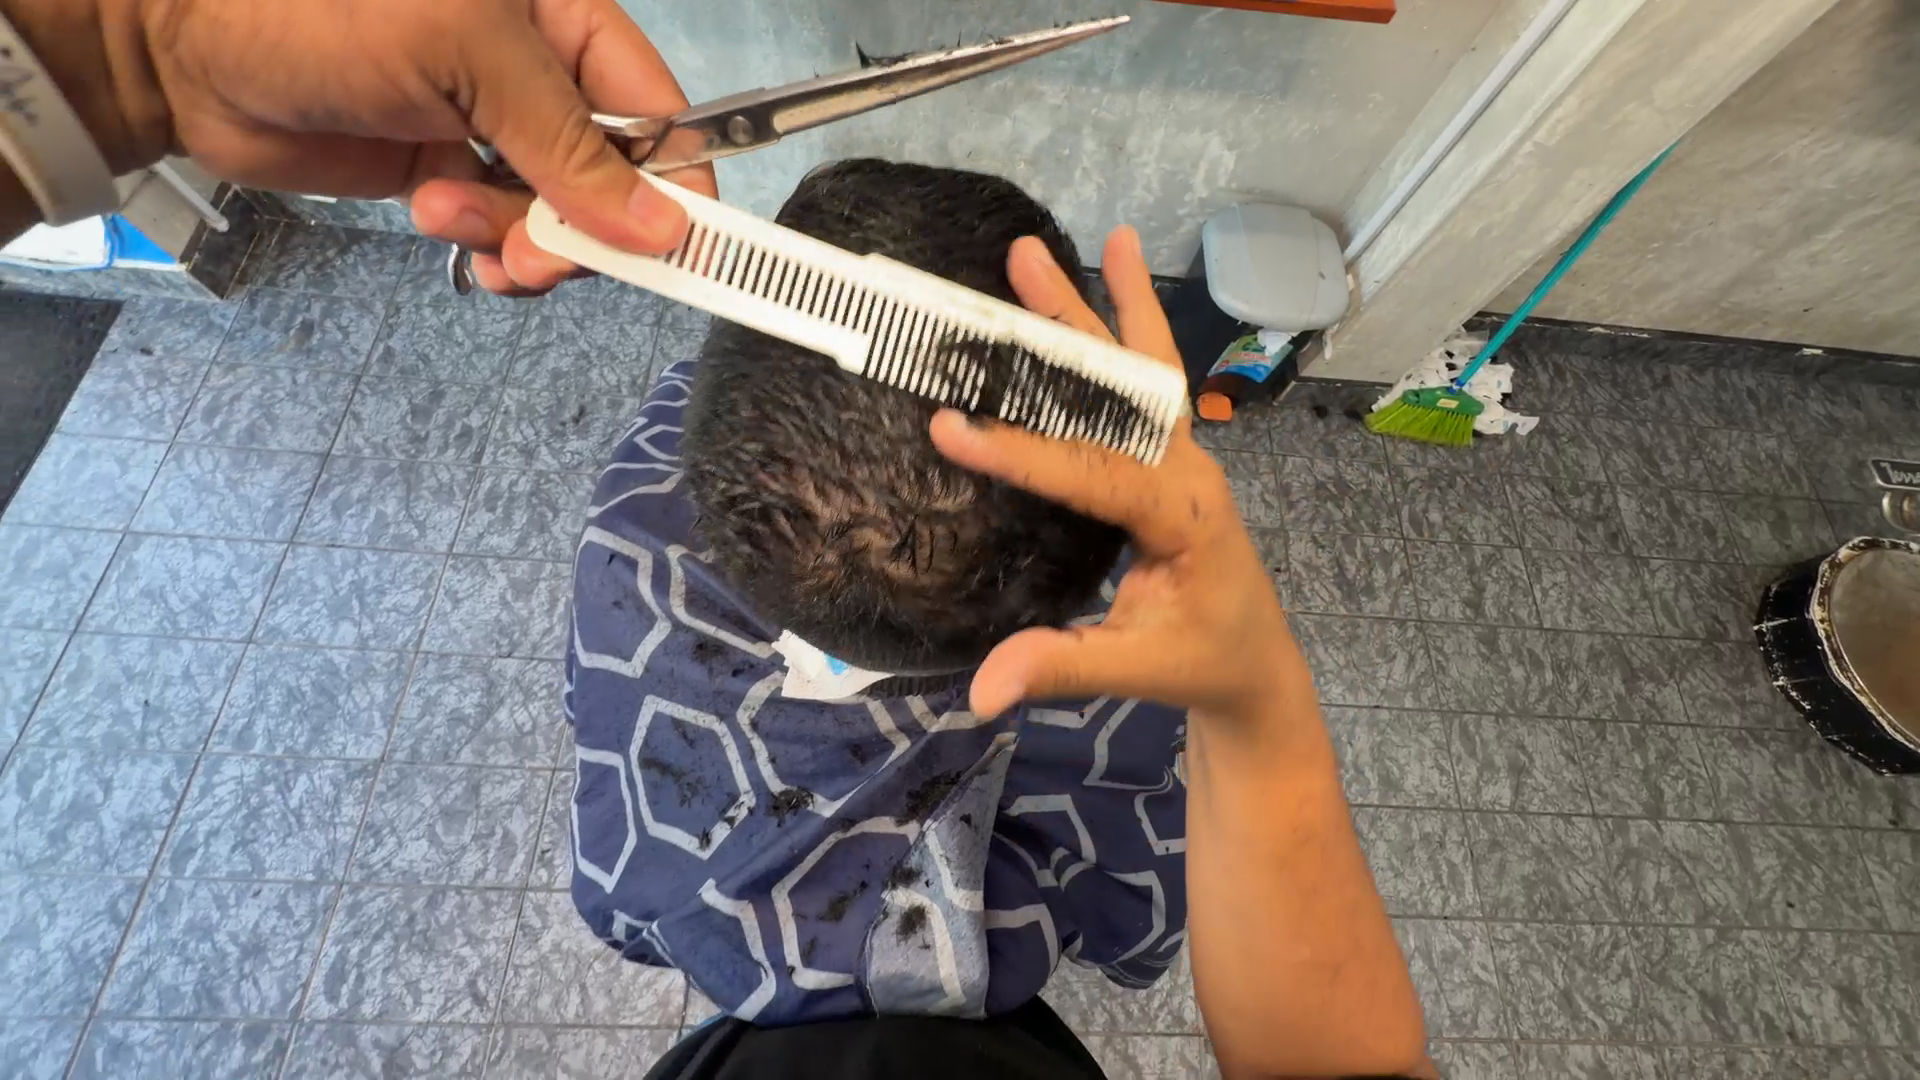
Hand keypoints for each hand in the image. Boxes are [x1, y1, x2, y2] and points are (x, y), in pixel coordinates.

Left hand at [23, 0, 715, 291]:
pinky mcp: (464, 175)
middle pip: (619, 185)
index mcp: (567, 24)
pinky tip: (456, 240)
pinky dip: (498, 253)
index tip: (673, 251)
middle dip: (583, 229)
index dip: (678, 188)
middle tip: (537, 254)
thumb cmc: (317, 5)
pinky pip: (516, 235)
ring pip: (567, 220)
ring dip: (524, 240)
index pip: (662, 118)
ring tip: (452, 219)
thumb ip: (572, 147)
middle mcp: (547, 81)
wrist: (162, 32)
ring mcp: (504, 133)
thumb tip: (666, 230)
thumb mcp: (465, 52)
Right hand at [930, 227, 1304, 722]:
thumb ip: (1060, 667)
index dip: (1024, 452)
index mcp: (1184, 514)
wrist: (1254, 663)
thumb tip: (978, 693)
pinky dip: (1125, 334)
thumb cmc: (1201, 663)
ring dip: (1088, 310)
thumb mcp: (1135, 668)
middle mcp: (1187, 468)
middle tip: (1020, 259)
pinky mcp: (1169, 462)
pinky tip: (1110, 285)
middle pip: (1126, 383)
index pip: (1095, 472)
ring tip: (1037, 255)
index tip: (951, 428)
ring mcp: (1182, 458)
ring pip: (1135, 370)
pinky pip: (1144, 389)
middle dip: (1070, 322)